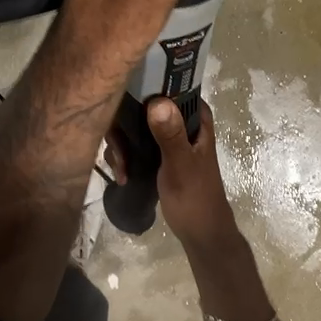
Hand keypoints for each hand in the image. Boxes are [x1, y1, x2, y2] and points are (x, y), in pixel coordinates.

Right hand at [106, 96, 239, 250]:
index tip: (119, 100)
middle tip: (119, 151)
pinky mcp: (154, 153)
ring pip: (132, 125)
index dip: (141, 87)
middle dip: (123, 127)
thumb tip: (157, 102)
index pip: (167, 85)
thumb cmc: (196, 198)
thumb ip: (170, 135)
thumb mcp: (181, 165)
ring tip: (121, 170)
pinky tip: (121, 175)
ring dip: (121, 145)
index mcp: (194, 116)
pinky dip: (124, 156)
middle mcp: (179, 120)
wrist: (201, 236)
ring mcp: (165, 137)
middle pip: (141, 106)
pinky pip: (131, 143)